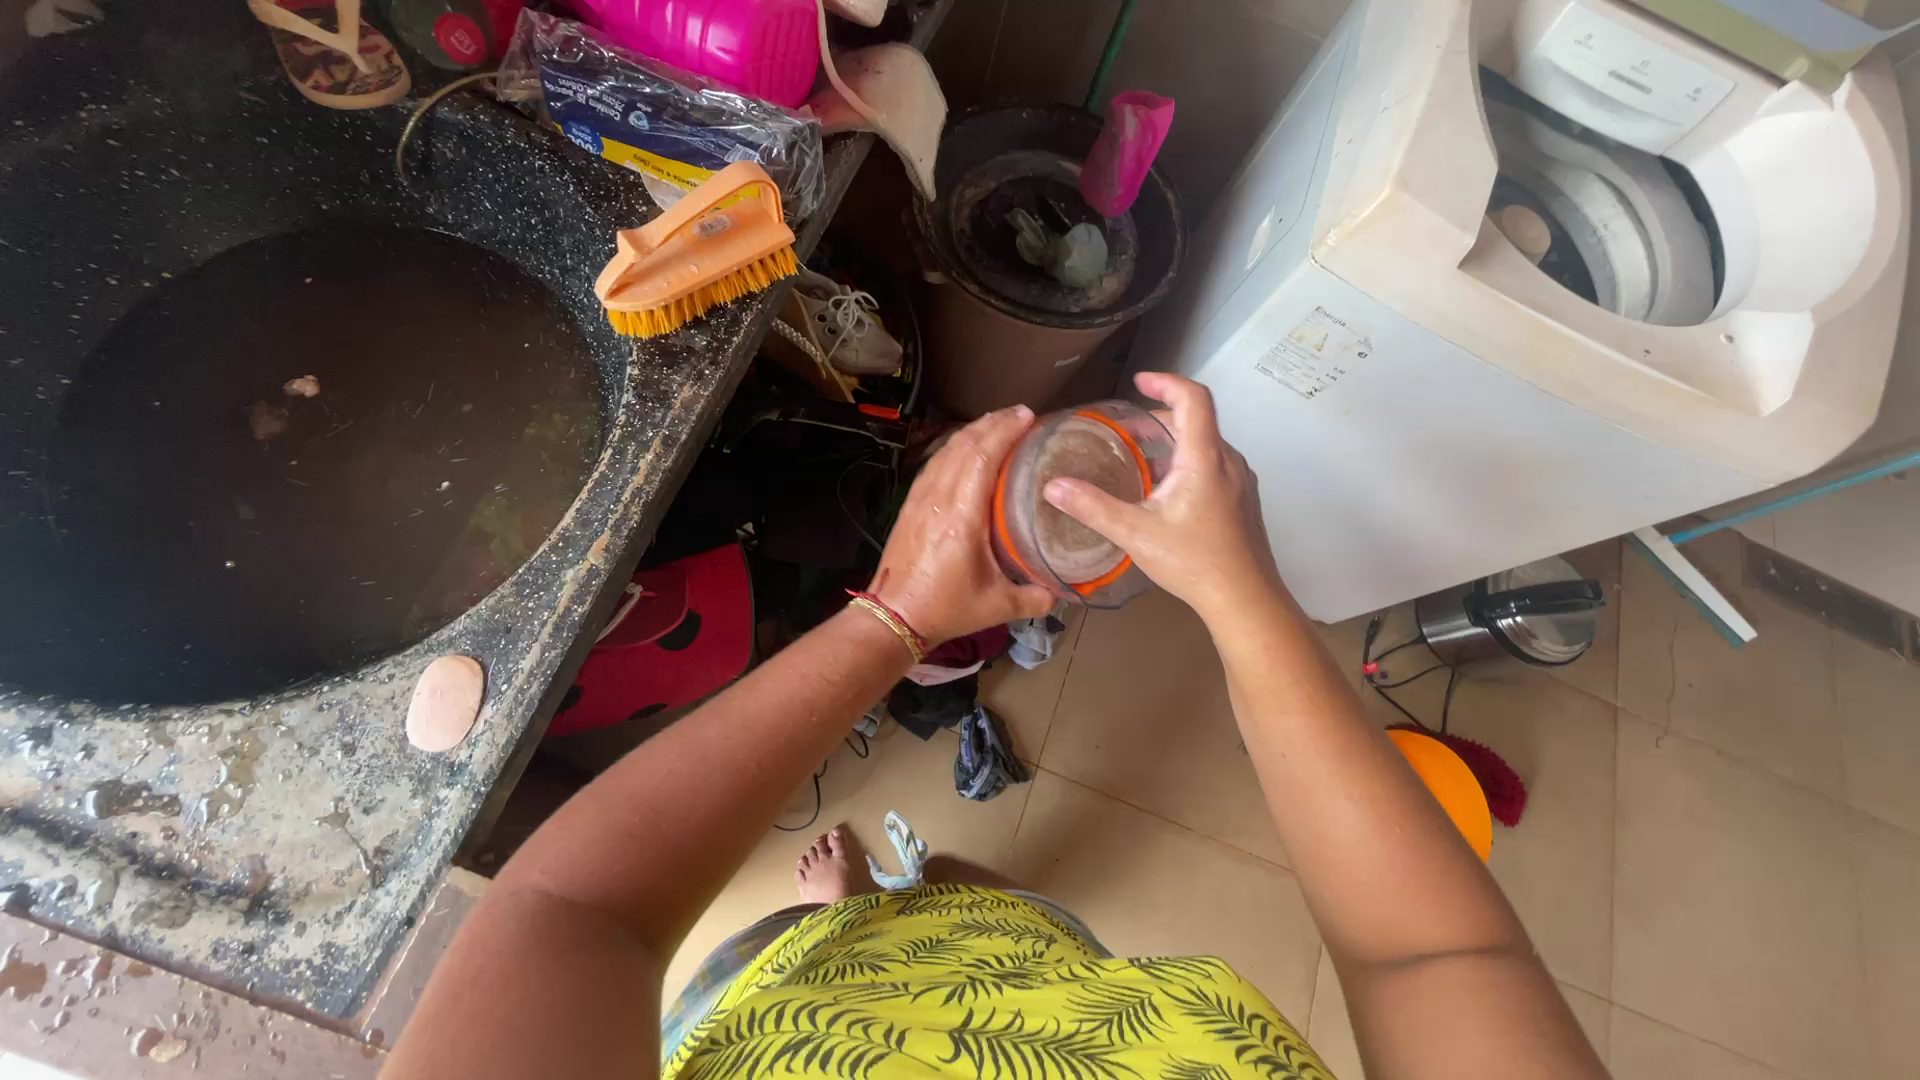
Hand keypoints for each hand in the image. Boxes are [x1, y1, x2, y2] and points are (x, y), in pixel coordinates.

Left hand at [869, 405, 1056, 645]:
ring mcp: (920, 499)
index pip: (982, 457)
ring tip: (996, 424)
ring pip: (945, 451)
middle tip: (1019, 415)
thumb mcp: (998, 606)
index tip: (1028, 417)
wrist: (893, 616)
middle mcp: (938, 499)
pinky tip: (965, 448)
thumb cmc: (946, 608)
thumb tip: (1062, 590)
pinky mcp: (909, 506)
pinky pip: (933, 464)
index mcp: (961, 517)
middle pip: (964, 445)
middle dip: (992, 423)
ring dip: (972, 432)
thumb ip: (1035, 597)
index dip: (1004, 431)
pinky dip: (953, 448)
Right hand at [1042, 372, 1283, 623]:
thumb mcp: (1135, 533)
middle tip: (1124, 431)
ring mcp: (1240, 483)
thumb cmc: (1193, 561)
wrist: (1245, 599)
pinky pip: (1213, 467)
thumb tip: (1053, 487)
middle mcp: (1228, 462)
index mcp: (1204, 458)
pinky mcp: (1242, 502)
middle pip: (1196, 421)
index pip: (1192, 398)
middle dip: (1158, 419)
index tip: (1139, 382)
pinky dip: (1185, 464)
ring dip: (1172, 444)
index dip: (1165, 383)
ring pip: (1205, 446)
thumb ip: (1093, 507)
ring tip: (1138, 460)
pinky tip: (1163, 494)